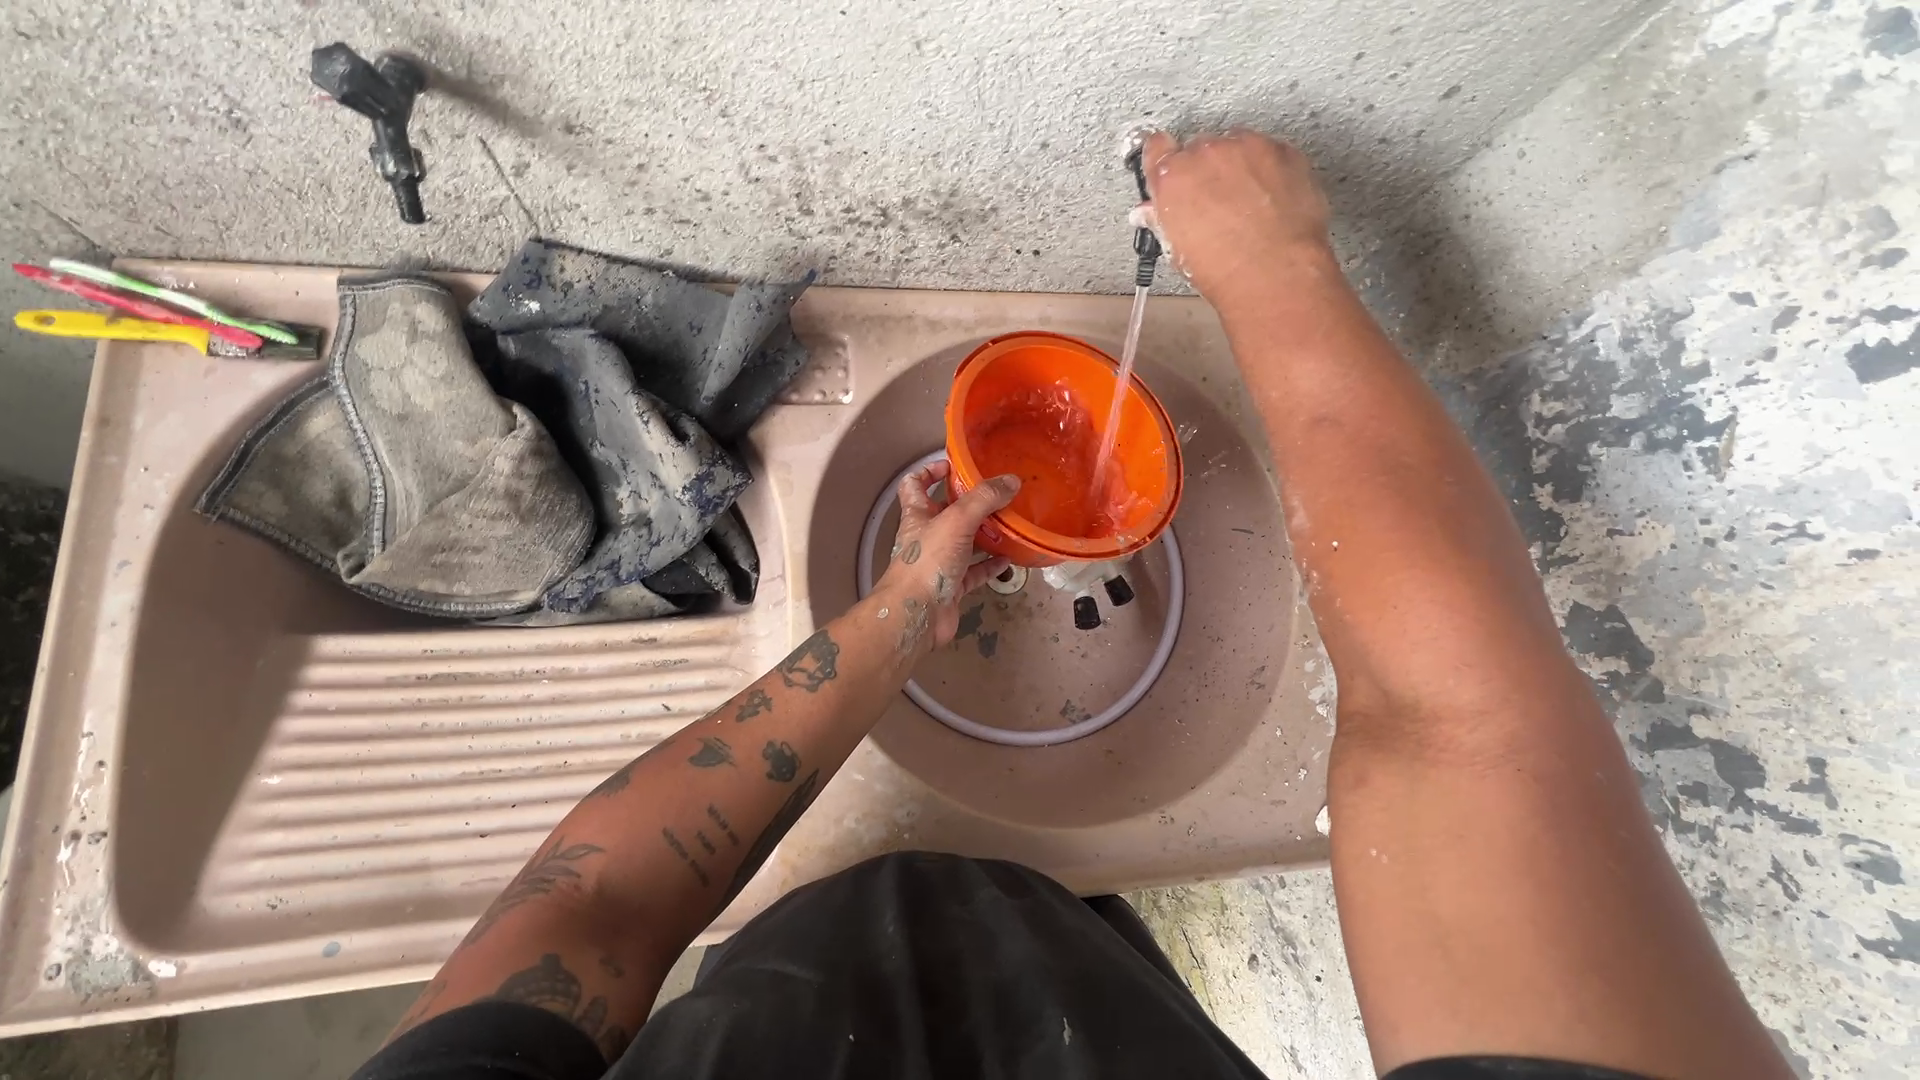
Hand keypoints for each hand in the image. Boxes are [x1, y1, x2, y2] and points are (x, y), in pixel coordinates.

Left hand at [876, 460, 1019, 652]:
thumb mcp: (957, 520)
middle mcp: (926, 536)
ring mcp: (938, 563)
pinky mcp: (952, 586)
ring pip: (963, 542)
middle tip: (994, 493)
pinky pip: (974, 572)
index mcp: (917, 515)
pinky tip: (1009, 558)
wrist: (917, 614)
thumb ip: (983, 499)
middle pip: (945, 513)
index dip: (930, 471)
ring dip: (983, 533)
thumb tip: (1011, 481)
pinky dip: (990, 565)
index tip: (953, 465)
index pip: (915, 485)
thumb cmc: (927, 562)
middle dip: (967, 502)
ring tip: (1008, 522)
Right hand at [1138, 129, 1334, 305]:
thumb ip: (1162, 220)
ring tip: (1244, 206)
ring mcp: (1244, 148)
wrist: (1276, 270)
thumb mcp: (1178, 250)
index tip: (1167, 167)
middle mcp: (1206, 154)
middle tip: (1212, 204)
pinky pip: (1268, 152)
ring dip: (1236, 169)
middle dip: (1204, 172)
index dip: (1161, 158)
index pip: (1156, 148)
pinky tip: (1267, 201)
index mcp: (1172, 177)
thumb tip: (1154, 214)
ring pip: (1234, 148)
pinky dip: (1266, 171)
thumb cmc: (1226, 268)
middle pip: (1198, 150)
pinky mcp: (1280, 150)